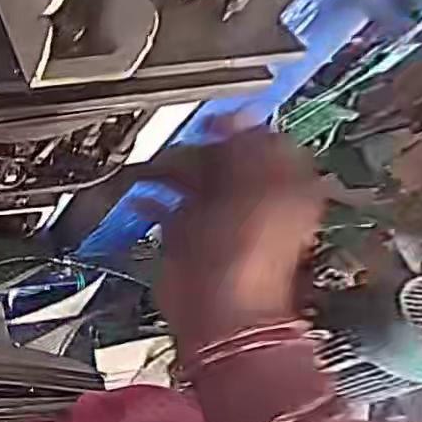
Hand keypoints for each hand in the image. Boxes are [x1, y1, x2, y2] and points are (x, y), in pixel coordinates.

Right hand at [148, 126, 324, 348]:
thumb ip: (245, 151)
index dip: (234, 128)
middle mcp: (251, 198)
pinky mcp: (188, 236)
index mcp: (280, 185)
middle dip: (195, 152)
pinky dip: (152, 200)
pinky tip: (140, 196)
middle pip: (222, 159)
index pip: (260, 141)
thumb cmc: (239, 259)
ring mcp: (217, 218)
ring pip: (191, 181)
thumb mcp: (250, 193)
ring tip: (149, 169)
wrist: (213, 306)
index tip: (211, 121)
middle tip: (173, 148)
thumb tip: (239, 116)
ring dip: (168, 173)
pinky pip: (168, 209)